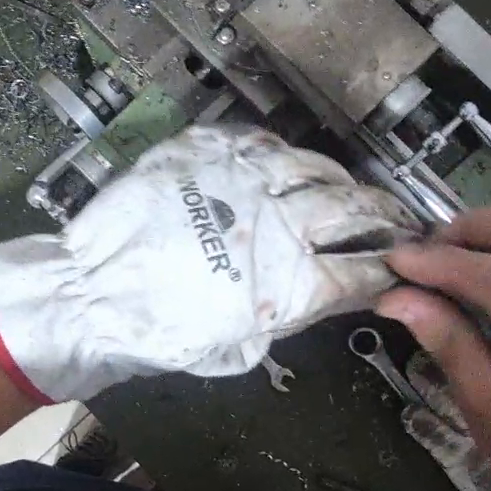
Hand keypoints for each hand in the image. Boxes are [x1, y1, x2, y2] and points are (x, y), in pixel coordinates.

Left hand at [0, 126, 417, 402]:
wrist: (92, 294)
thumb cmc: (160, 334)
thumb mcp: (234, 348)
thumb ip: (287, 317)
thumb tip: (324, 295)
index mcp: (286, 281)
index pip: (358, 270)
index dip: (385, 269)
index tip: (398, 266)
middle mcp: (276, 221)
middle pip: (351, 210)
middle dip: (383, 216)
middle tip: (397, 220)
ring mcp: (241, 179)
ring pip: (312, 166)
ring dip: (339, 180)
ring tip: (348, 189)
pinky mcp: (206, 153)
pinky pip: (260, 142)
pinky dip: (281, 154)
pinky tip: (287, 165)